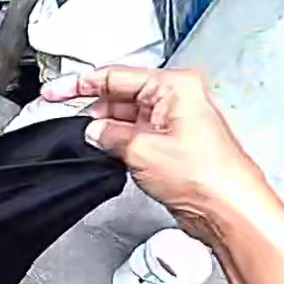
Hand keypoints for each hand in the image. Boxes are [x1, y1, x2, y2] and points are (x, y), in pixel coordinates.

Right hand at [43, 67, 283, 242]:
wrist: (226, 207)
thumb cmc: (204, 174)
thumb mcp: (140, 150)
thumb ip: (108, 135)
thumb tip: (93, 131)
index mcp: (174, 86)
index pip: (115, 76)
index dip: (81, 84)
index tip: (57, 91)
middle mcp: (176, 100)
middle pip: (120, 96)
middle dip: (94, 111)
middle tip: (70, 124)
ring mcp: (173, 123)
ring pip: (126, 118)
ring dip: (106, 130)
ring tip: (90, 144)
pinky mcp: (170, 145)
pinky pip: (135, 136)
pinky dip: (118, 143)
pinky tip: (106, 153)